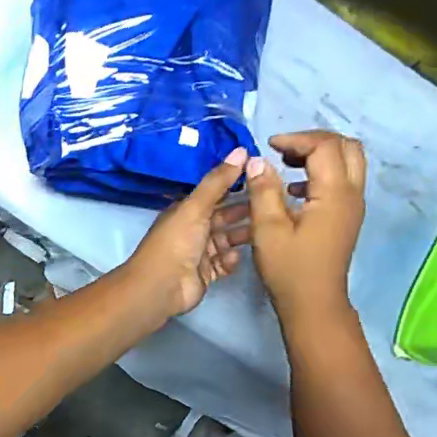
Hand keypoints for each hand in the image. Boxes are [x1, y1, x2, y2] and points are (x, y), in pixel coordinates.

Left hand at [122, 149, 253, 317]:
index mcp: (186, 211)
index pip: (216, 195)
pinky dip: (231, 260)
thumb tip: (241, 150)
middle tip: (275, 205)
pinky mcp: (205, 274)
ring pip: (228, 240)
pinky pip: (224, 263)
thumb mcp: (196, 207)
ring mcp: (199, 253)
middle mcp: (193, 230)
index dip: (237, 186)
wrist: (161, 286)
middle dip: (246, 212)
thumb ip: (218, 181)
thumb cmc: (176, 242)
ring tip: (266, 230)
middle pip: (225, 217)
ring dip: (243, 236)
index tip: (265, 179)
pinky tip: (235, 257)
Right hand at [236, 131, 367, 325]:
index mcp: (334, 193)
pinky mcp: (346, 217)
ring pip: (348, 162)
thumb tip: (258, 160)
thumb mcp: (267, 228)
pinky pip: (342, 180)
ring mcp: (352, 206)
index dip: (296, 139)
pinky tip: (293, 189)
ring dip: (319, 155)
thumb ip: (264, 190)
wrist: (313, 302)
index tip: (268, 146)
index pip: (324, 146)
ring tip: (286, 164)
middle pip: (346, 147)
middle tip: (283, 150)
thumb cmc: (288, 267)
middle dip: (314, 141)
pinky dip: (321, 172)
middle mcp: (351, 194)